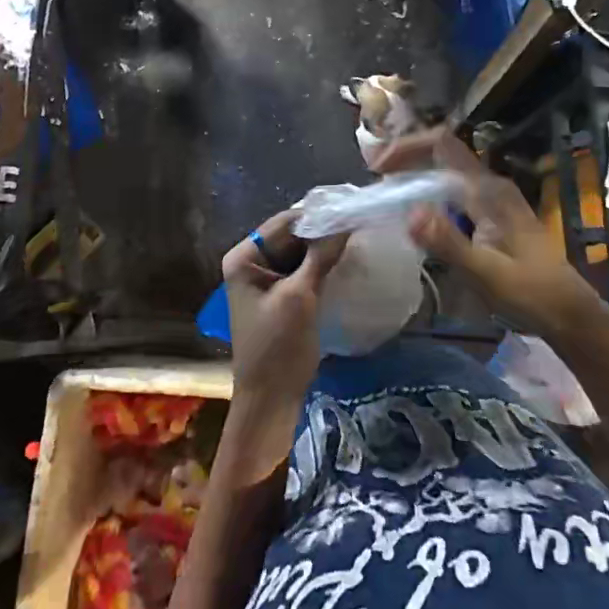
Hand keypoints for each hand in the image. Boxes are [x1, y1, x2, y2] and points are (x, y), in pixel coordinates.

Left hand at [220, 210, 347, 413]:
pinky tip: (350, 262)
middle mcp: (253, 263)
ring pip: (303, 253)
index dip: (319, 215)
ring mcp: (269, 280)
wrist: (271, 400)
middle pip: (294, 235)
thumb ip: (320, 256)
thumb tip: (346, 221)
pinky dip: (325, 266)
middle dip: (326, 232)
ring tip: (363, 239)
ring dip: (328, 249)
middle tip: (363, 223)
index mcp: (245, 258)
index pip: (285, 222)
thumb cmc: (278, 347)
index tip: (354, 209)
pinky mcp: (284, 296)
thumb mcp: (299, 298)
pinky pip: (306, 271)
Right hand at [379, 130, 608, 339]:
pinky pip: (453, 192)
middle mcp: (490, 186)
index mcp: (489, 191)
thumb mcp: (486, 273)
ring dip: (414, 176)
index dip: (407, 147)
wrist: (570, 314)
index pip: (444, 145)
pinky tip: (413, 213)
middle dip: (405, 160)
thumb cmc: (531, 294)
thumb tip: (409, 214)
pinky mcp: (491, 216)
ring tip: (384, 194)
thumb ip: (448, 243)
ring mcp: (492, 200)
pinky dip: (427, 194)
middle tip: (372, 181)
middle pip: (442, 154)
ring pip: (446, 173)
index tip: (376, 168)